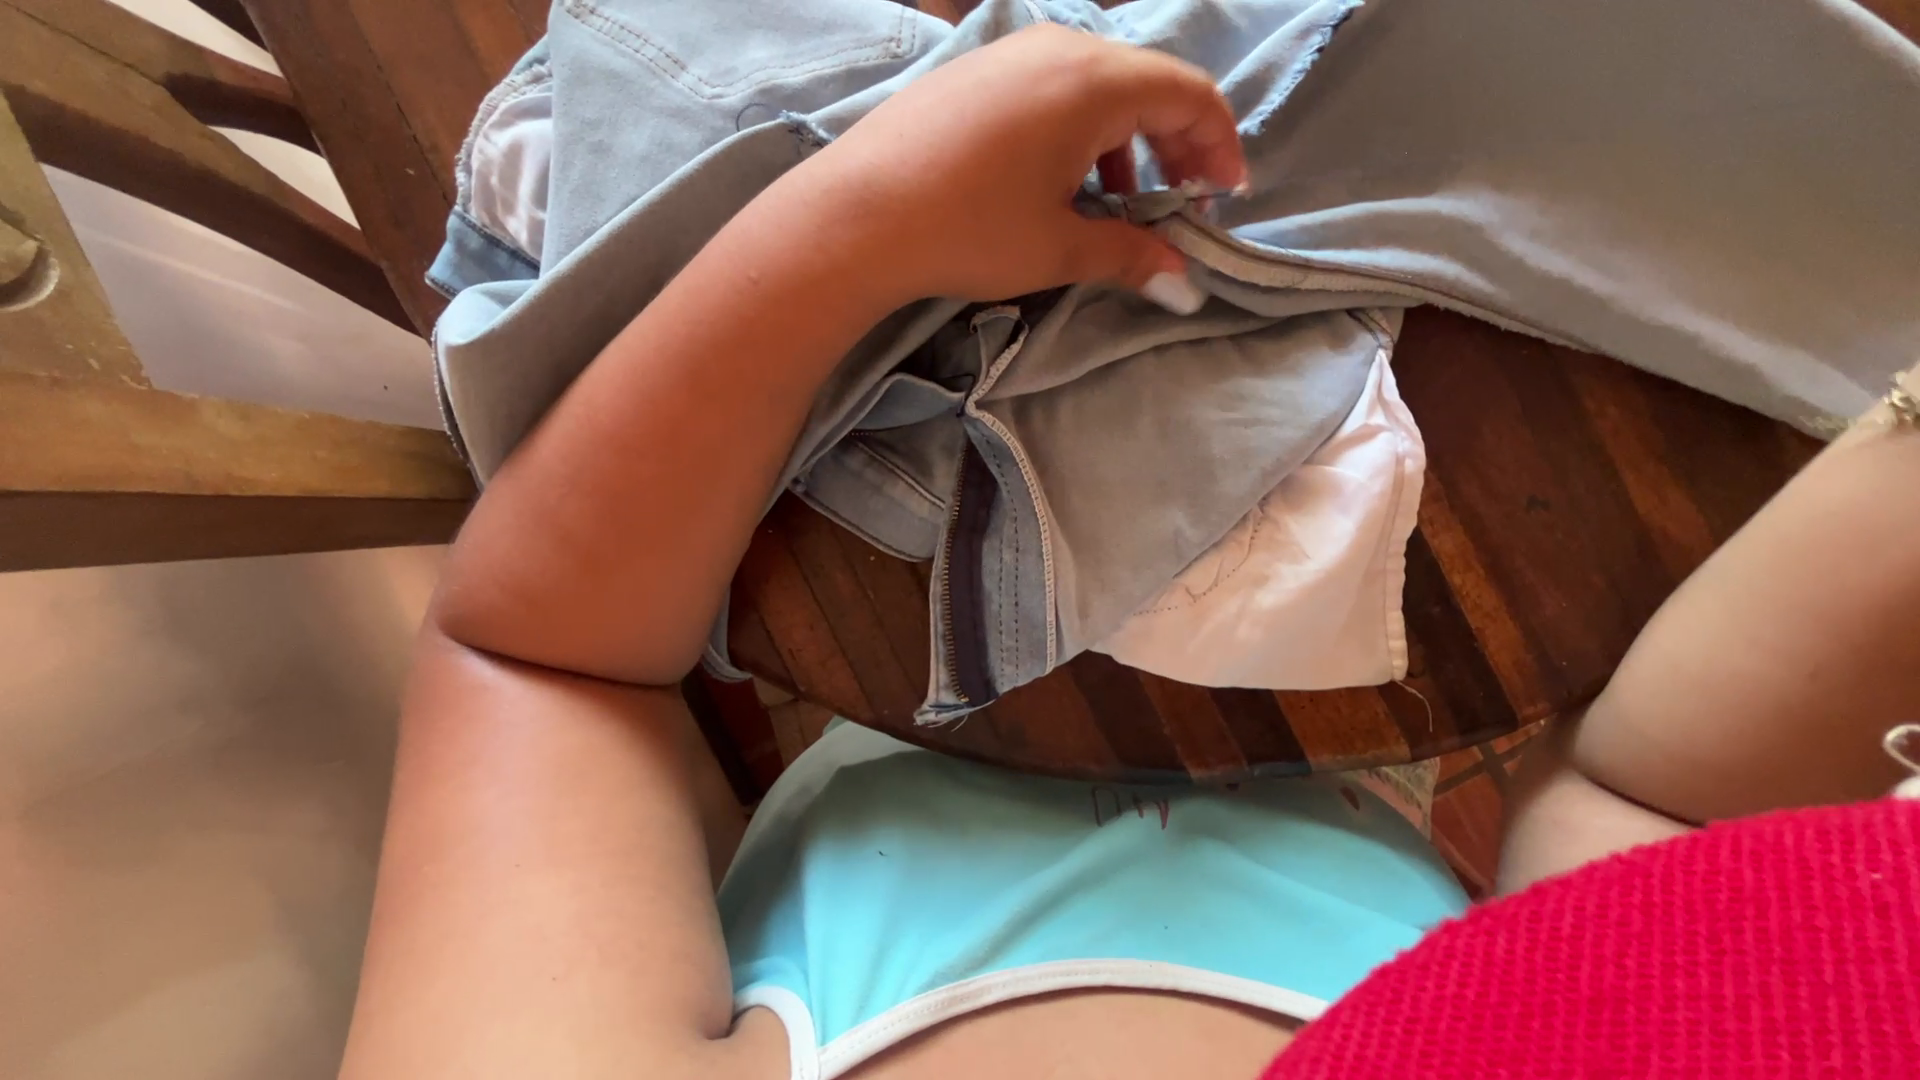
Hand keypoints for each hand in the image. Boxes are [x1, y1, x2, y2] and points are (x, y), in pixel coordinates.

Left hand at [791, 25, 1245, 311]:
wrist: (855, 217)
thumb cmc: (967, 231)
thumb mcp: (1058, 249)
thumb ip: (1130, 256)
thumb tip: (1183, 284)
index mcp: (1094, 82)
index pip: (1189, 94)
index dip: (1219, 147)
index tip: (1221, 201)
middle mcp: (1057, 48)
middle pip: (1145, 84)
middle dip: (1174, 148)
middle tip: (1178, 207)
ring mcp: (1008, 54)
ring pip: (1095, 89)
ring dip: (1122, 145)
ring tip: (1113, 206)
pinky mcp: (972, 75)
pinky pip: (1048, 92)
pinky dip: (1075, 135)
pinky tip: (1055, 185)